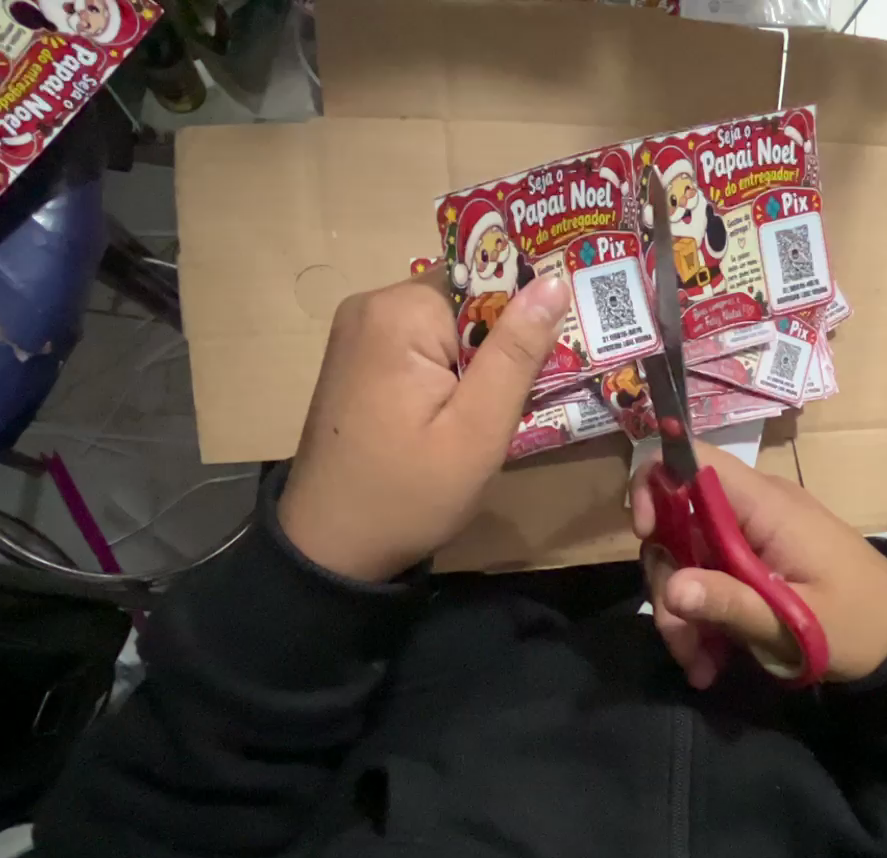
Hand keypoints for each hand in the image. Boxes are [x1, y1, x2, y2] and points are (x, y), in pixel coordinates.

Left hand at [279, 270, 570, 580]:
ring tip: (497, 410)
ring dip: (479, 362)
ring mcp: (358, 332)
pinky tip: (460, 413)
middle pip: (466, 301)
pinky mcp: (356, 360)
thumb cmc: (410, 495)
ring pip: (447, 325)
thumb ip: (516, 354)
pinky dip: (451, 372)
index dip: (526, 316)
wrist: (332, 546)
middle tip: (532, 392)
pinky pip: (422, 346)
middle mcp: (370, 306)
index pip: (487, 281)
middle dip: (503, 343)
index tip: (554, 356)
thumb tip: (555, 282)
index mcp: (399, 313)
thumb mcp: (477, 431)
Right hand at [631, 445, 886, 687]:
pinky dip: (701, 616)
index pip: (695, 459)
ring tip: (700, 665)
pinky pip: (707, 576)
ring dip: (683, 612)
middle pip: (677, 522)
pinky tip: (710, 660)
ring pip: (685, 557)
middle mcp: (751, 510)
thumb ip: (731, 604)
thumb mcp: (793, 624)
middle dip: (669, 582)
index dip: (657, 482)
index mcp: (766, 506)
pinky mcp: (750, 560)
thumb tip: (670, 589)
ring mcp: (749, 535)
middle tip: (682, 641)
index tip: (646, 532)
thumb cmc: (858, 624)